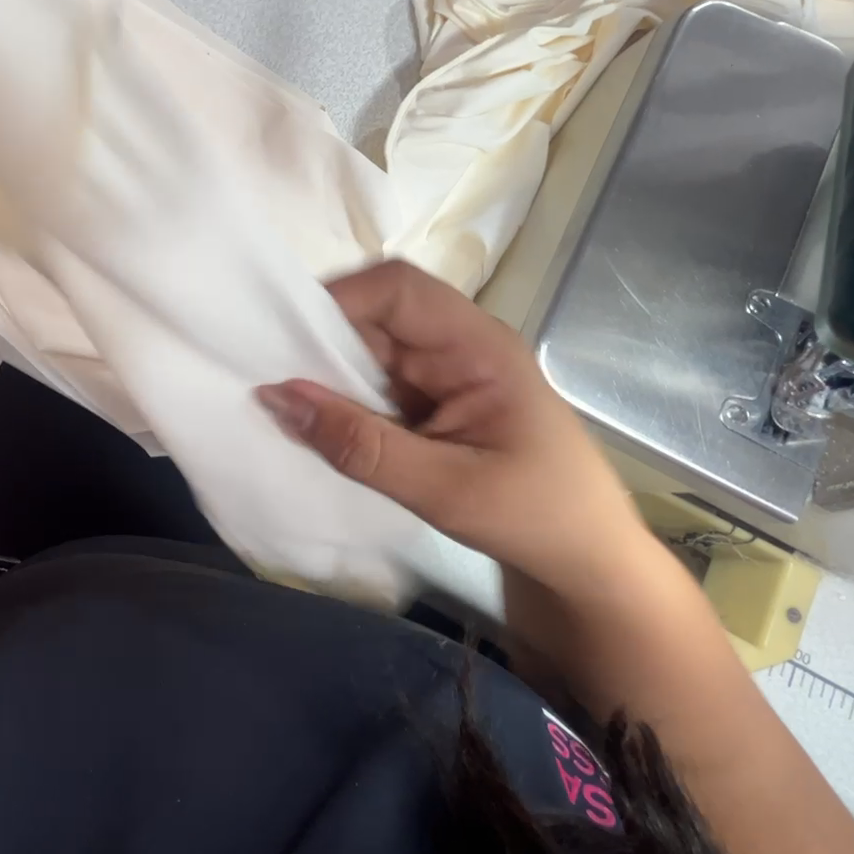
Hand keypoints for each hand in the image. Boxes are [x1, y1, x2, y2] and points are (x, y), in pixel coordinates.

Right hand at [256, 261, 652, 597]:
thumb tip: (274, 395)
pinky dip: (337, 400)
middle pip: (372, 316)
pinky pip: (368, 385)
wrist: (585, 564)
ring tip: (281, 404)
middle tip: (268, 378)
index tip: (285, 340)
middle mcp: (454, 347)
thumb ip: (358, 443)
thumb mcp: (443, 488)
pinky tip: (312, 424)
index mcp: (476, 347)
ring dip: (324, 375)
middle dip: (319, 342)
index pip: (397, 290)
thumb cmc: (535, 517)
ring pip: (364, 352)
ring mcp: (438, 375)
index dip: (339, 300)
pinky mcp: (425, 403)